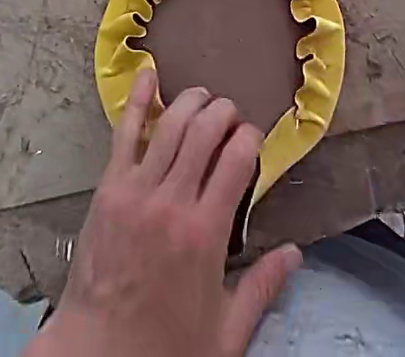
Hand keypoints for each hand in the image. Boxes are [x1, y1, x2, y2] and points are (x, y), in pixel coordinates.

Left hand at [27, 71, 301, 356]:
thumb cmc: (161, 348)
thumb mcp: (225, 331)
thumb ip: (264, 287)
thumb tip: (296, 254)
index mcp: (207, 231)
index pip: (239, 155)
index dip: (251, 137)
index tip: (252, 140)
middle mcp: (173, 202)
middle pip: (208, 129)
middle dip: (226, 112)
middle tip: (230, 119)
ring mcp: (136, 193)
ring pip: (172, 123)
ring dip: (193, 101)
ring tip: (204, 100)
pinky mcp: (108, 192)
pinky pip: (125, 136)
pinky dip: (137, 101)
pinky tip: (148, 75)